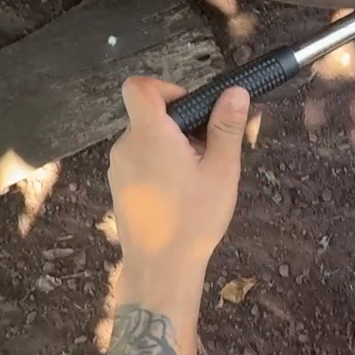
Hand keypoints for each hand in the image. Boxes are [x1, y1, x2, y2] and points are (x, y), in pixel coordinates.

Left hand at [108, 77, 249, 288]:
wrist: (161, 267)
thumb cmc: (194, 218)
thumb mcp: (222, 170)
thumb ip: (227, 127)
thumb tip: (236, 92)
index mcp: (150, 135)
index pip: (139, 86)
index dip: (165, 87)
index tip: (190, 108)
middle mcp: (126, 147)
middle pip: (149, 116)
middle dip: (179, 126)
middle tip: (207, 153)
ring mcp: (118, 168)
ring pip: (146, 140)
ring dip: (171, 148)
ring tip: (195, 179)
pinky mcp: (119, 187)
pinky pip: (139, 161)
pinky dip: (159, 166)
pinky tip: (180, 194)